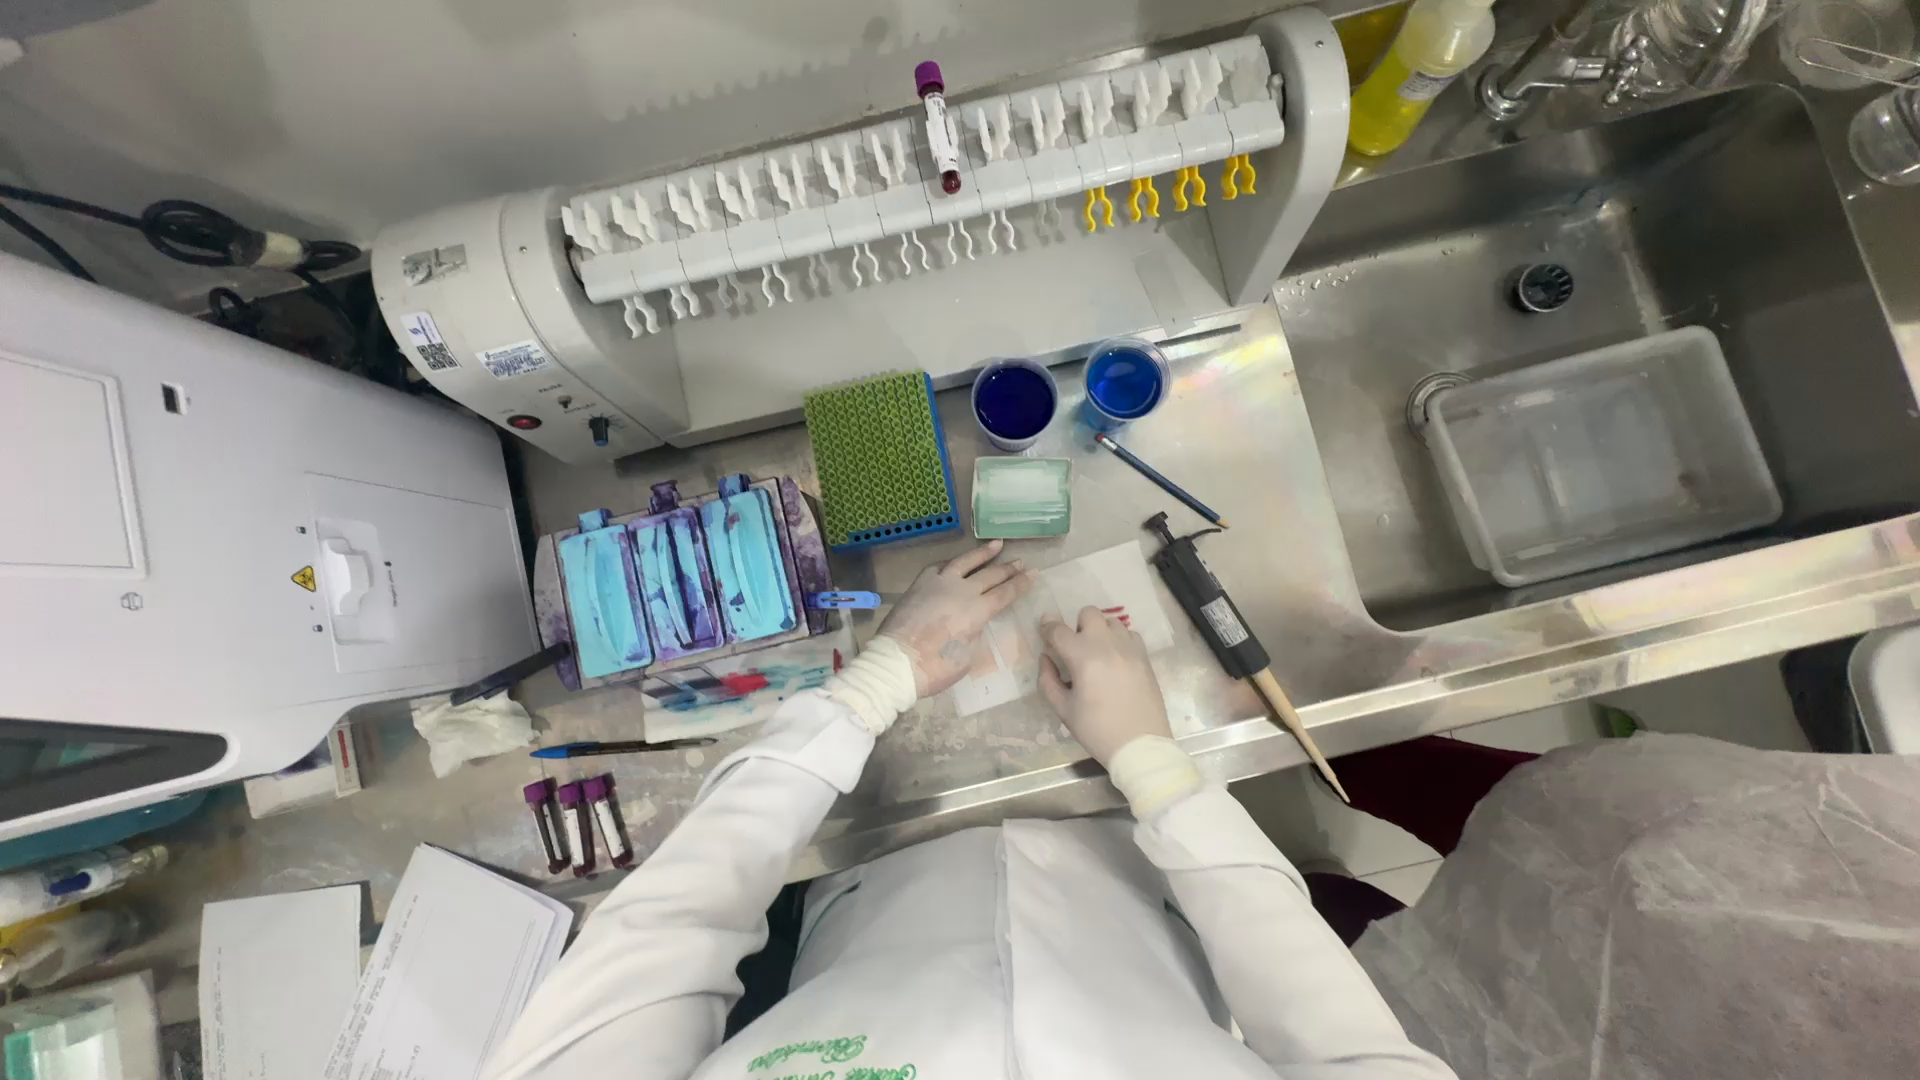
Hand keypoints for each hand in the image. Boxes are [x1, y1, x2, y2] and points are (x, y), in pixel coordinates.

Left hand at [878, 540, 1036, 696]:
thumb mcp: (968, 656)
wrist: (897, 662)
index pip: (1005, 593)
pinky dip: (952, 562)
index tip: (1033, 573)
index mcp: (978, 611)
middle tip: (1020, 562)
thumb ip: (975, 633)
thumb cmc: (936, 667)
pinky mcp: (919, 584)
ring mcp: (939, 583)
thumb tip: (974, 623)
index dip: (1021, 584)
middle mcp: (961, 591)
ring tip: (997, 544)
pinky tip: (957, 561)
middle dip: (1008, 568)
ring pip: (965, 562)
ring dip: (982, 553)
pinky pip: (939, 566)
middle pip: (990, 575)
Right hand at [1038, 606, 1170, 765]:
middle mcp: (1107, 645)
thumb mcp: (1063, 710)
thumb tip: (1046, 658)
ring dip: (1099, 631)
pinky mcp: (1145, 656)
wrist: (1140, 745)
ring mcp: (1129, 648)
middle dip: (1077, 626)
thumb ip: (1048, 680)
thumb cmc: (1097, 731)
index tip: (1045, 634)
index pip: (1058, 630)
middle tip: (1076, 649)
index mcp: (1083, 658)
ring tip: (1098, 654)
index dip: (1047, 628)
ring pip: (1111, 621)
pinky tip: (1116, 660)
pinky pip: (1130, 634)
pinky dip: (1119, 640)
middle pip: (1088, 613)